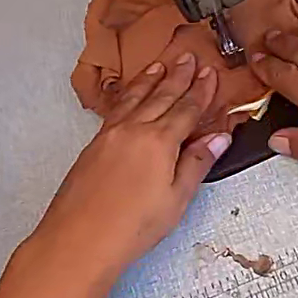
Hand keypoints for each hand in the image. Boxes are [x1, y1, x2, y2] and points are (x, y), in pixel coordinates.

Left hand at [30, 52, 229, 279]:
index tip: (210, 75)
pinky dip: (128, 95)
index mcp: (159, 141)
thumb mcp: (176, 199)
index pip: (187, 109)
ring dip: (150, 80)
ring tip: (160, 66)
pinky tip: (130, 95)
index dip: (201, 91)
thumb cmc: (129, 227)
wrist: (79, 239)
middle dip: (178, 77)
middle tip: (189, 58)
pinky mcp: (94, 144)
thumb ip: (196, 164)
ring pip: (135, 97)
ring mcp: (110, 135)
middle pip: (161, 96)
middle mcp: (133, 130)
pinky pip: (116, 108)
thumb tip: (217, 139)